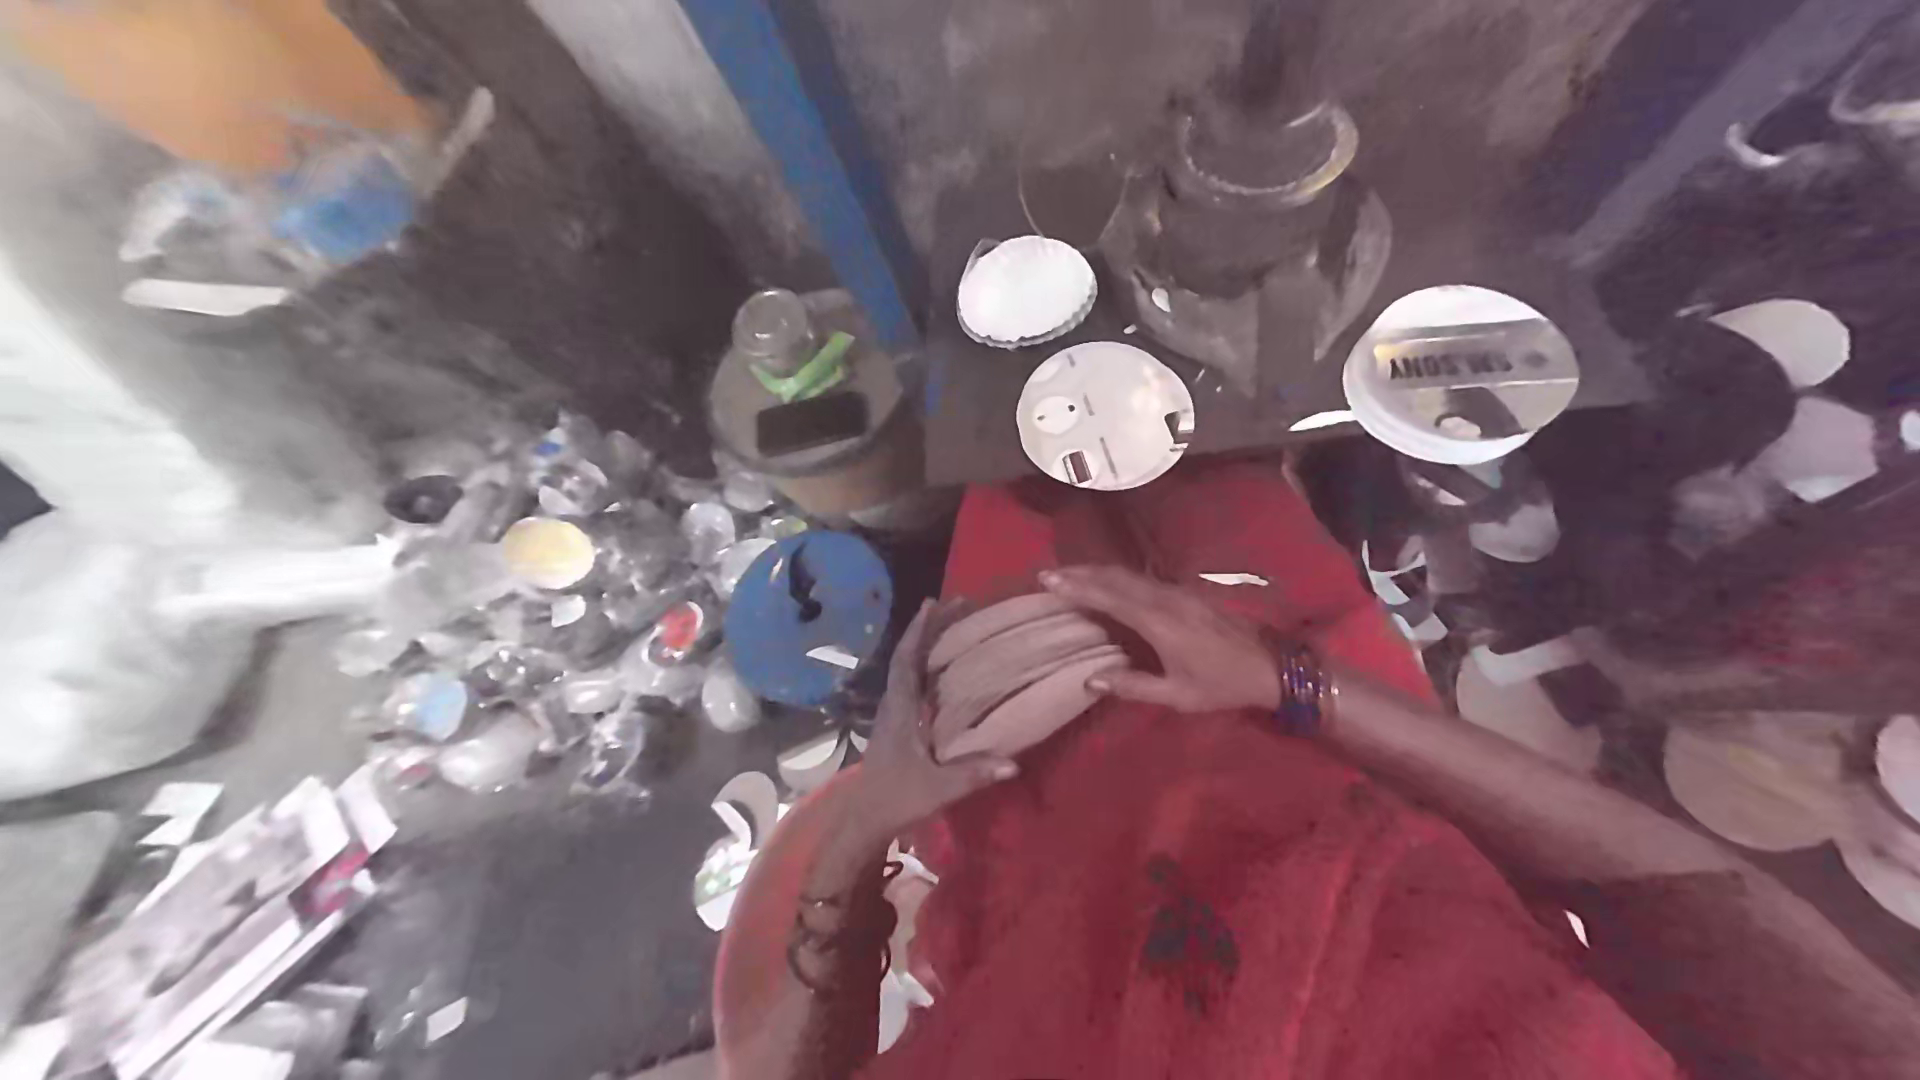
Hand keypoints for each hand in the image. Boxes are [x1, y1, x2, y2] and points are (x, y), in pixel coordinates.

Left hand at [845, 599, 1018, 842]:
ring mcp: (893, 712)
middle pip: (908, 655)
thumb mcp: (937, 788)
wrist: (864, 818)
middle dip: (929, 628)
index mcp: (899, 709)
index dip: (918, 630)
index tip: (932, 603)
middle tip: (957, 606)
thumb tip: (1013, 763)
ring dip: (926, 643)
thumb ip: (973, 775)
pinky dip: (926, 663)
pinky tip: (944, 666)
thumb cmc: (896, 798)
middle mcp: (893, 703)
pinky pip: (911, 681)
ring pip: (908, 666)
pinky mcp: (897, 722)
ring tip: (952, 625)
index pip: (907, 660)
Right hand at [1040, 566, 1279, 712]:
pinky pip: (1142, 578)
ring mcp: (1177, 591)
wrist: (1271, 665)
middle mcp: (1165, 599)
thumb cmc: (1222, 684)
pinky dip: (1116, 577)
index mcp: (1160, 623)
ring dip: (1096, 572)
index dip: (1078, 587)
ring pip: (1128, 574)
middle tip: (1049, 574)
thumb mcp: (1178, 694)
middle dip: (1080, 573)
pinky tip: (1105, 582)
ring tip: (1069, 574)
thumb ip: (1133, 686)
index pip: (1110, 597)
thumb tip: (1090, 679)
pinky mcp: (1185, 591)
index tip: (1049, 581)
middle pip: (1115, 577)